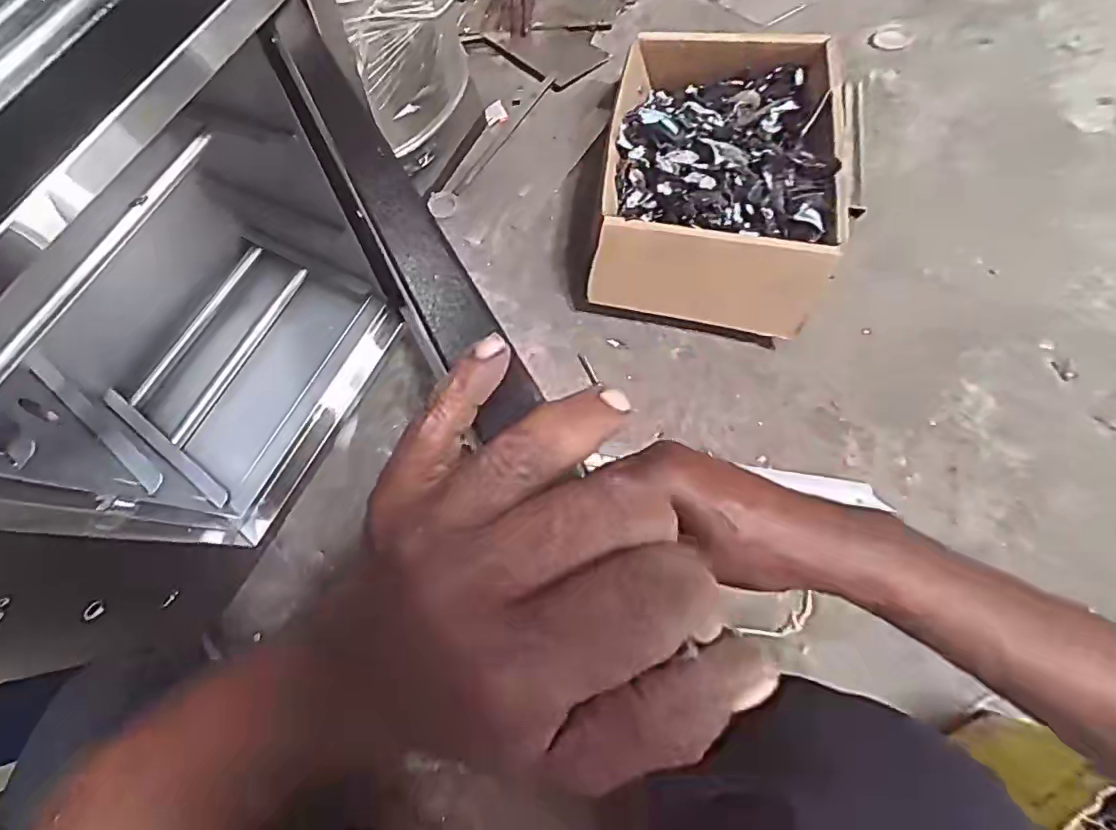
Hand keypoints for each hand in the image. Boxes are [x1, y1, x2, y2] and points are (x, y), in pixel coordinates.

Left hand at [297, 339, 777, 794]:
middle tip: (664, 521)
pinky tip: (498, 351)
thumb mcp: (572, 763)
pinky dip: (467, 382)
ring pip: (527, 453)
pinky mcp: (402, 487)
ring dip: (584, 422)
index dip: (693, 587)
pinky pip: (436, 422)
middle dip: (654, 511)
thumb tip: (749, 659)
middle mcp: (474, 586)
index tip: (698, 585)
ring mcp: (432, 525)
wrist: (366, 677)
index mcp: (522, 671)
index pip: (644, 602)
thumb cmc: (474, 720)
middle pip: (597, 515)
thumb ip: (666, 724)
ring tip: (621, 412)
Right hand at [604, 441, 905, 596]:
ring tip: (625, 561)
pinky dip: (637, 520)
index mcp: (658, 468)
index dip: (587, 534)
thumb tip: (602, 564)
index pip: (591, 496)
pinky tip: (647, 547)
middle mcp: (659, 454)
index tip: (588, 563)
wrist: (813, 540)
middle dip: (602, 529)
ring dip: (618, 526)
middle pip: (602, 493)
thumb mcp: (696, 564)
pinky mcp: (681, 472)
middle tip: (606, 566)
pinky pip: (638, 495)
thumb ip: (643, 554)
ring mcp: (670, 460)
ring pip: (620, 495)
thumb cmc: (769, 550)